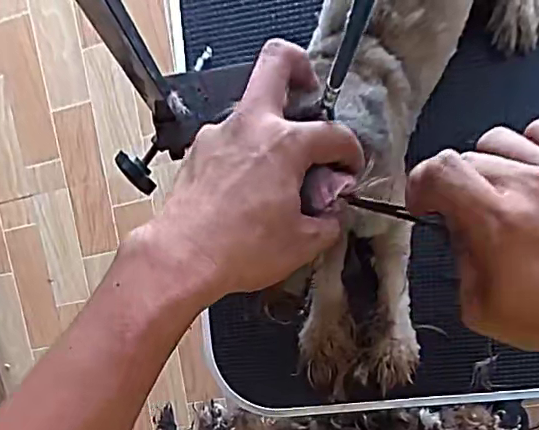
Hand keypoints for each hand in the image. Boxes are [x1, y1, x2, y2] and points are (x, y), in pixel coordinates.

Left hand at [138, 40, 362, 305]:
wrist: (187, 257)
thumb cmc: (239, 249)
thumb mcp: (303, 244)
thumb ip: (328, 222)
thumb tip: (333, 213)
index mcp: (284, 145)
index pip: (332, 133)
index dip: (351, 151)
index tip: (351, 166)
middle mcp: (251, 126)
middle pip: (278, 63)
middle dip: (301, 69)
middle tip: (311, 93)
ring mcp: (221, 133)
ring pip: (253, 108)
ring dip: (274, 127)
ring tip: (283, 170)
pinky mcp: (201, 151)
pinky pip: (232, 140)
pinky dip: (249, 154)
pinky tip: (254, 187)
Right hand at [406, 119, 538, 365]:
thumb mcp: (487, 313)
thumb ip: (462, 269)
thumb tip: (457, 239)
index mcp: (497, 223)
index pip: (440, 171)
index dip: (420, 184)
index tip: (423, 201)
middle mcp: (528, 185)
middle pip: (468, 157)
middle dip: (456, 188)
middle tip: (466, 218)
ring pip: (501, 139)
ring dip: (489, 167)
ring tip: (500, 198)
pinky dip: (526, 149)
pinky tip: (530, 178)